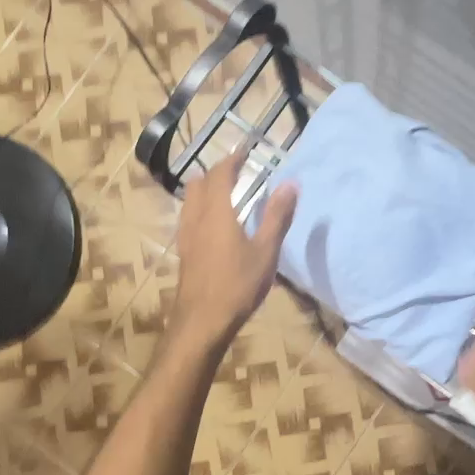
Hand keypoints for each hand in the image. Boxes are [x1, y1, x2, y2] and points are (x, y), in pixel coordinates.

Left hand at [170, 149, 297, 348]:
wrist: (202, 321)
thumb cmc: (237, 285)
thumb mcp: (266, 251)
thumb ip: (277, 216)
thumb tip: (291, 184)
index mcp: (216, 212)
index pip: (219, 174)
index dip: (232, 160)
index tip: (245, 152)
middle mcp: (196, 218)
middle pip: (199, 184)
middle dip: (216, 173)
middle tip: (236, 171)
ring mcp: (186, 236)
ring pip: (190, 201)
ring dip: (205, 190)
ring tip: (225, 194)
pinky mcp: (184, 253)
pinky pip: (189, 218)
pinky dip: (201, 209)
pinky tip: (214, 225)